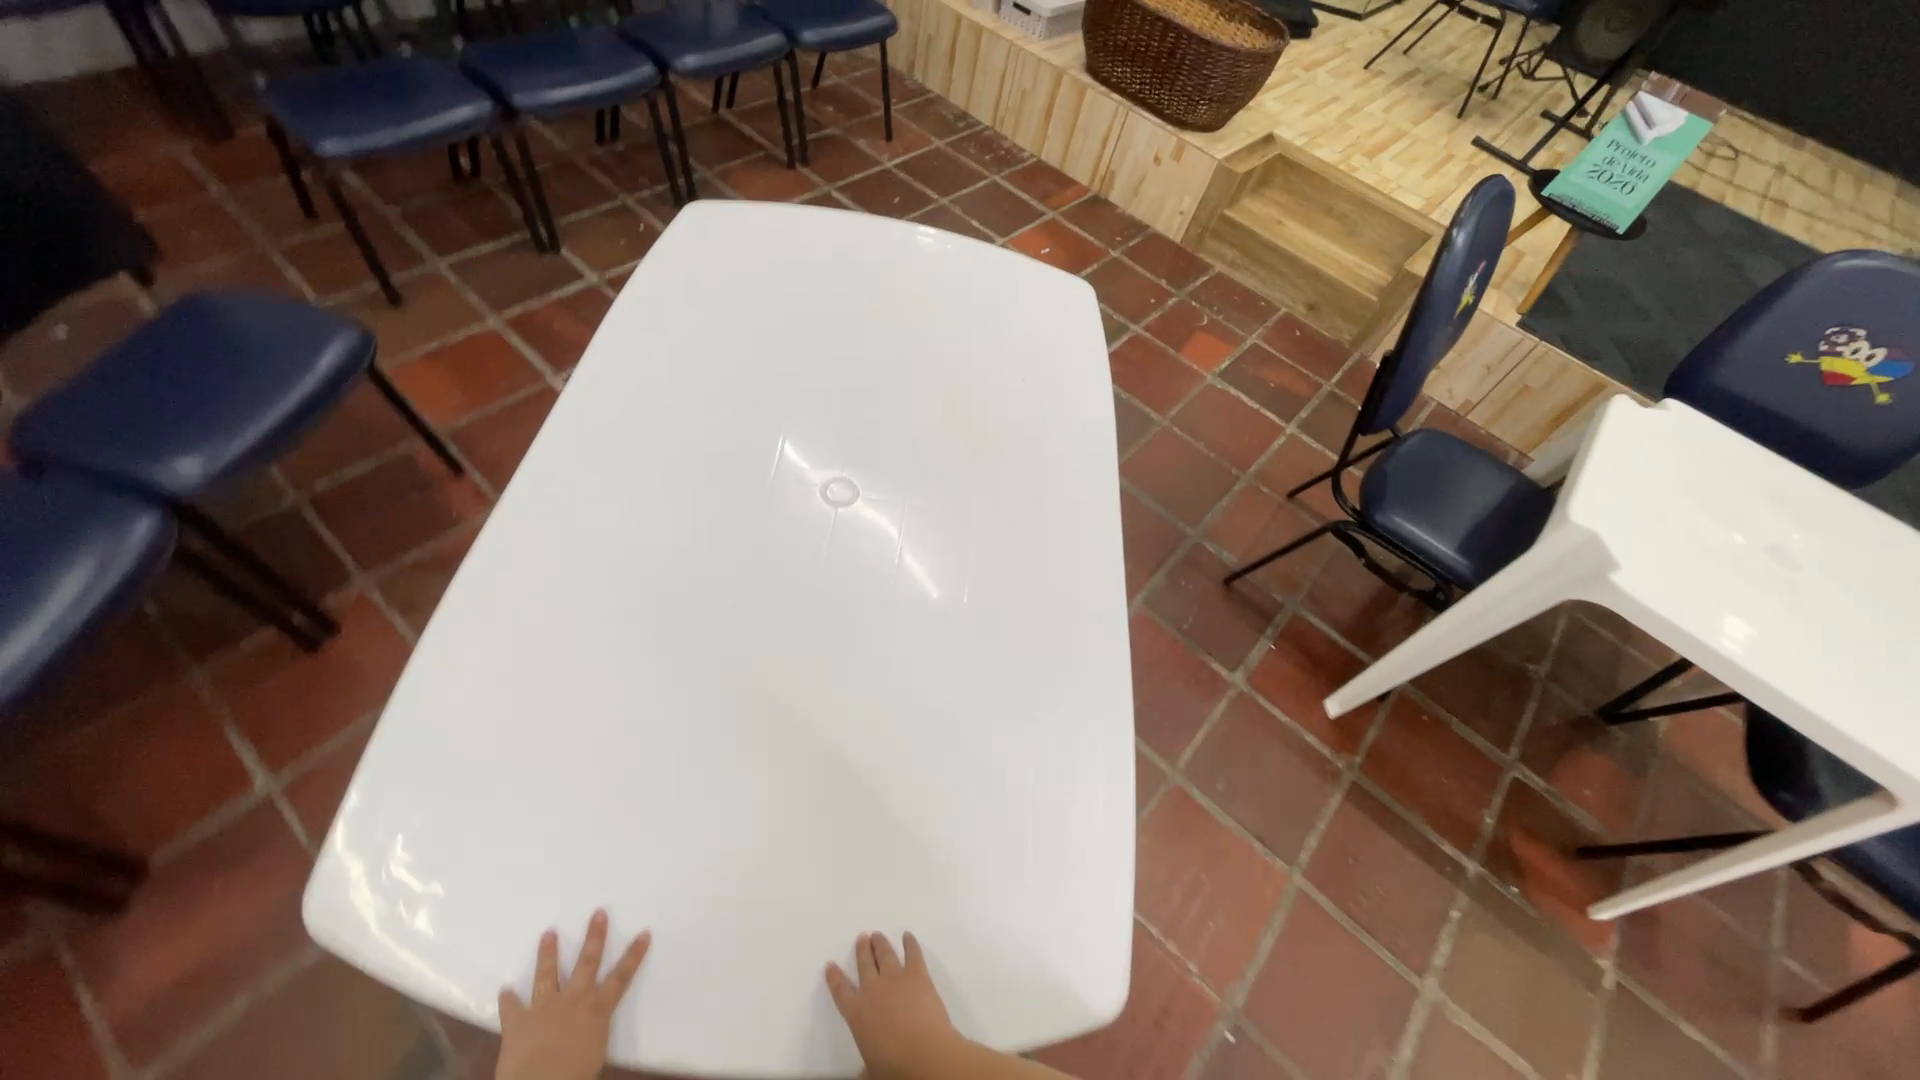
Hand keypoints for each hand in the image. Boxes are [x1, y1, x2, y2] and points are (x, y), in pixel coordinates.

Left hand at [496, 910, 650, 1079]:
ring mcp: (544, 1009)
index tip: (644, 932)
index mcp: (597, 1011)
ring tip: (549, 932)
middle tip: (598, 912)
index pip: (621, 977)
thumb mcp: (596, 1056)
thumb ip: (594, 1038)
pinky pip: (512, 1008)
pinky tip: (505, 989)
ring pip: (548, 974)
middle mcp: (573, 1001)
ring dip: (548, 953)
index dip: (634, 955)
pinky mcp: (517, 1023)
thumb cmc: (576, 1076)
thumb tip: (590, 1038)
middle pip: (587, 963)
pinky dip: (508, 999)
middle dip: (594, 937)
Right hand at [825, 932, 964, 1079]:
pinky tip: (908, 936)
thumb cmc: (894, 1067)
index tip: (830, 965)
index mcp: (856, 1013)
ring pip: (885, 953)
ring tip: (878, 935)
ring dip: (880, 943)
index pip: (840, 990)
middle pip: (863, 963)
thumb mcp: (872, 1071)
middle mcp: (872, 989)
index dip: (834, 977)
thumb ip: (866, 1068)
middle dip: (861, 949)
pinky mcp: (917, 974)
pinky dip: (910, 943)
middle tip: (861, 937)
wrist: (923, 1053)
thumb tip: (861, 1076)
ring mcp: (895, 978)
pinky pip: (912, 953)